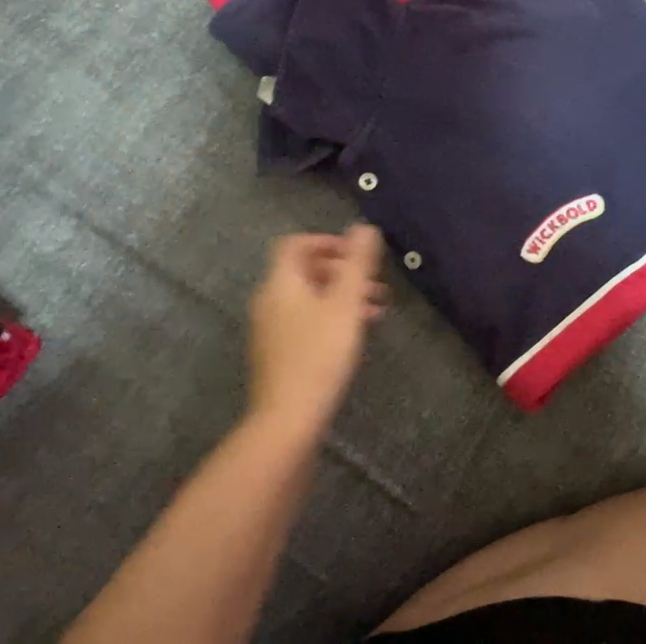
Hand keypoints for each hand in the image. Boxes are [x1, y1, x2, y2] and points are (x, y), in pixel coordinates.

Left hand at [247, 224, 386, 435]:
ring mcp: (270, 329)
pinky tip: (355, 334)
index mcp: (281, 282)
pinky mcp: (277, 353)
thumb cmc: (319, 354)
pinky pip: (305, 321)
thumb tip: (364, 226)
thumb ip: (357, 263)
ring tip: (377, 309)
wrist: (288, 418)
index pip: (295, 244)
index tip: (358, 255)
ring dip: (342, 296)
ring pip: (308, 298)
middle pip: (304, 271)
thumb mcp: (346, 303)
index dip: (327, 241)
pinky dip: (330, 317)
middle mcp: (269, 300)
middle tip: (375, 283)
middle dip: (343, 271)